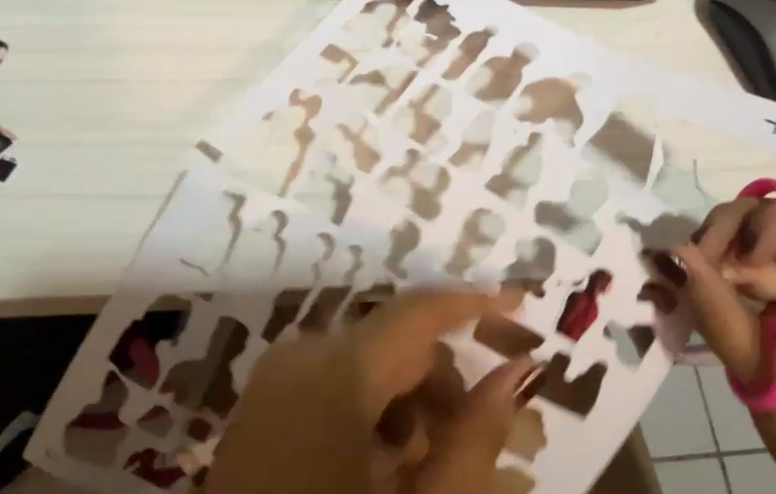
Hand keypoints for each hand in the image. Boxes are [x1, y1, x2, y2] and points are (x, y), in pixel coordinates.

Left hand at [207, 290, 540, 493]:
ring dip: (408, 407)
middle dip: (444, 384)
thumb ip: (477, 434)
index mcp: (335, 371)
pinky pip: (327, 390)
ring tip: (429, 470)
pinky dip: (368, 419)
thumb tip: (522, 368)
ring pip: (363, 369)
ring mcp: (269, 387)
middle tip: (478, 439)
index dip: (475, 303)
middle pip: (394, 346)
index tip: (521, 304)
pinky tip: (383, 473)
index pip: (418, 312)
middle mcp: (298, 359)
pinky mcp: (254, 417)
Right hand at [654, 197, 775, 493]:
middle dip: (740, 237)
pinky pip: (759, 284)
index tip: (740, 257)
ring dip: (725, 257)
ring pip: (768, 253)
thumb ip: (724, 315)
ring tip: (691, 279)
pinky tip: (697, 288)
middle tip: (697, 262)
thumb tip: (673, 254)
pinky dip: (726, 282)